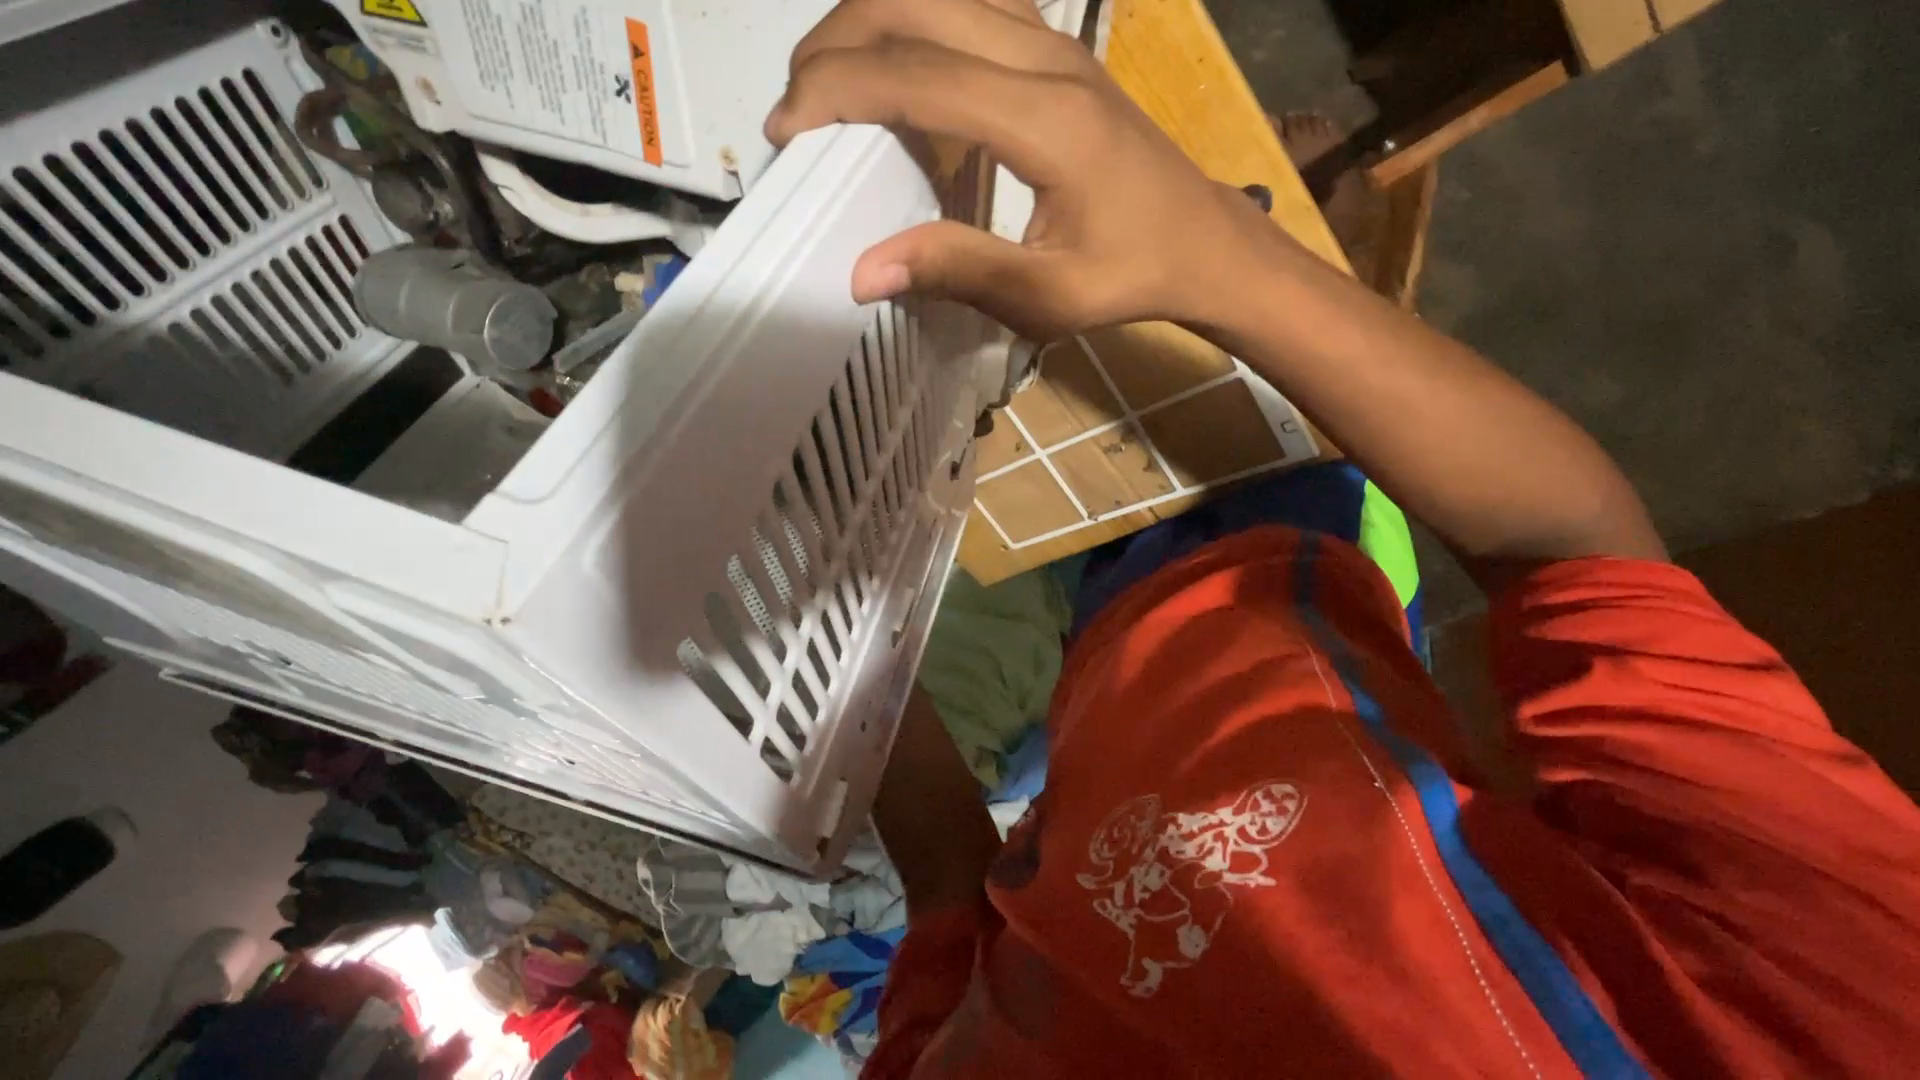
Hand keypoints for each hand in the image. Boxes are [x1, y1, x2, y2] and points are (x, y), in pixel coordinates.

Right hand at [763, 0, 1289, 341]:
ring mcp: (1054, 41)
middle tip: (796, 106)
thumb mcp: (1048, 296)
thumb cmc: (1131, 274)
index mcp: (1044, 121)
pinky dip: (915, 15)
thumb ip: (959, 272)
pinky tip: (894, 58)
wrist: (1202, 241)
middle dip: (834, 44)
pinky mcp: (1057, 46)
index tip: (785, 130)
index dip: (836, 91)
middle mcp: (1045, 59)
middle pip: (913, 3)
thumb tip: (862, 271)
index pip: (915, 74)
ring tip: (830, 79)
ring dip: (870, 18)